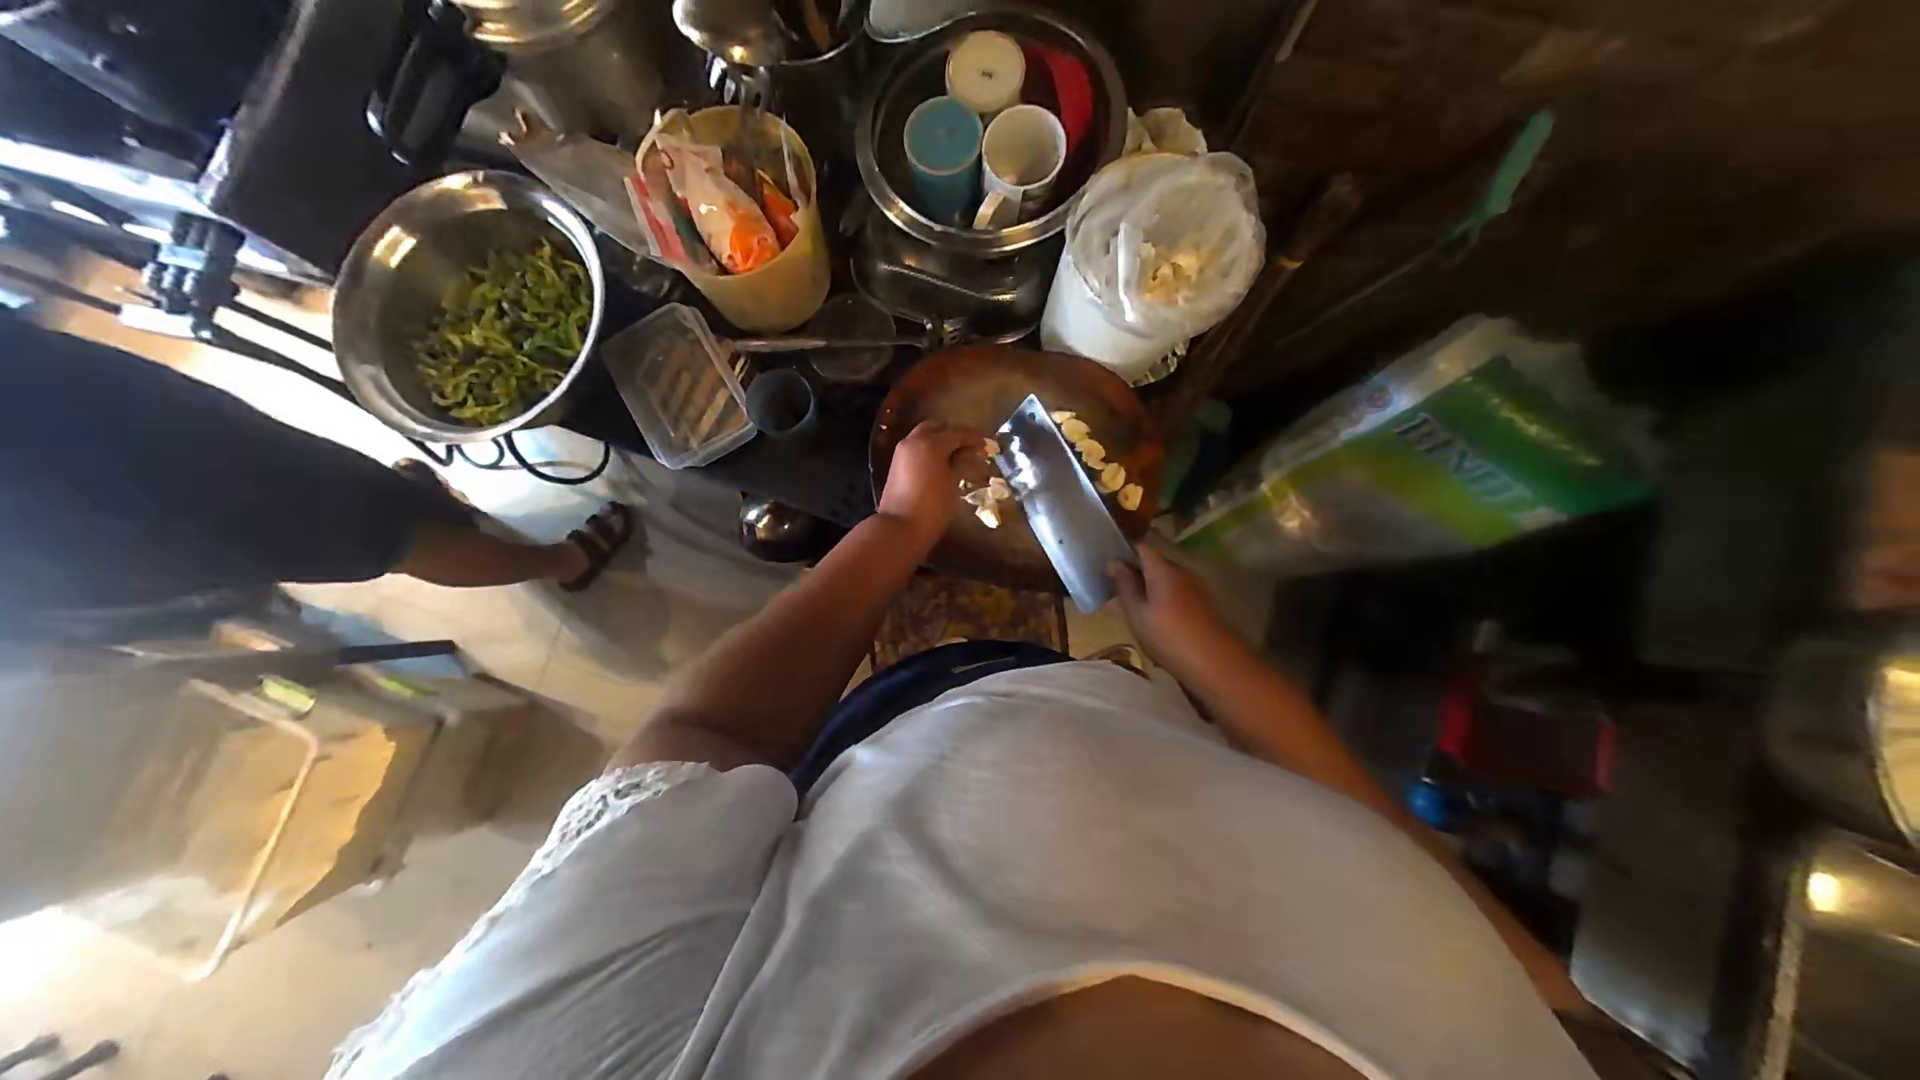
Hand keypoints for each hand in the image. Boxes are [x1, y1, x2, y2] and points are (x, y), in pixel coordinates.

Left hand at [878, 420, 979, 546]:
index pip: (957, 433)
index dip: (973, 437)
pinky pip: (916, 448)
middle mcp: (913, 441)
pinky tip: (941, 463)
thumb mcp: (953, 483)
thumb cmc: (933, 506)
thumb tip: (972, 452)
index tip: (986, 443)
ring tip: (957, 455)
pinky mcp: (896, 465)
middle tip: (969, 446)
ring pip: (923, 436)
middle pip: (936, 428)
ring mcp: (902, 452)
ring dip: (939, 440)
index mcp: (931, 443)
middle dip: (953, 434)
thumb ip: (962, 463)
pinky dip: (929, 449)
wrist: (900, 527)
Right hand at [1107, 545, 1242, 673]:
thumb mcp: (1137, 613)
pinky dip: (1161, 598)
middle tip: (1115, 593)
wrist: (1215, 662)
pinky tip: (1153, 619)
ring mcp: (1194, 586)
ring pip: (1164, 579)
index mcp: (1163, 569)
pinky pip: (1175, 592)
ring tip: (1131, 609)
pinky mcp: (1202, 602)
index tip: (1108, 570)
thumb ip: (1124, 585)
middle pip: (1153, 564)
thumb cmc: (1168, 636)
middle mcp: (1181, 571)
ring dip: (1147, 588)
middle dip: (1134, 574)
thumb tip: (1112, 562)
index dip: (1124, 554)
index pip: (1141, 548)